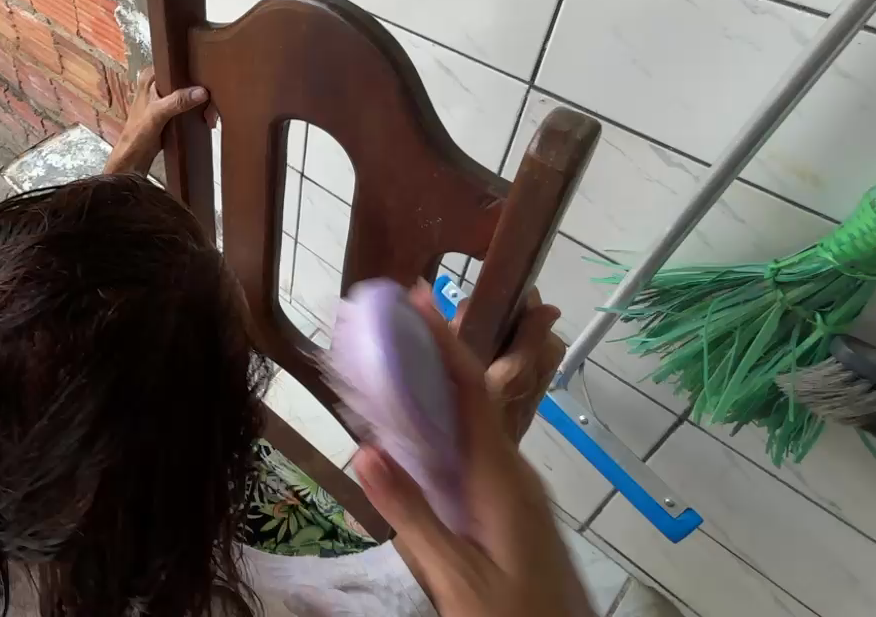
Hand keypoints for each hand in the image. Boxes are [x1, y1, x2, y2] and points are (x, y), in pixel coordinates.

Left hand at [102, 67, 211, 175]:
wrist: (134, 157)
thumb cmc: (139, 134)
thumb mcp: (158, 114)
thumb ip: (178, 101)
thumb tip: (202, 92)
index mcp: (150, 76)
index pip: (175, 64)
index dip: (192, 70)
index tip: (209, 79)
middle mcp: (157, 82)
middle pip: (185, 79)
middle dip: (200, 90)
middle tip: (212, 105)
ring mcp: (164, 96)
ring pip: (188, 92)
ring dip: (201, 102)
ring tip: (211, 115)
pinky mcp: (170, 109)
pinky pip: (188, 104)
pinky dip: (197, 111)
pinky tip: (207, 118)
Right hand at [353, 284, 592, 616]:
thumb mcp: (458, 578)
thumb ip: (413, 515)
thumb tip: (362, 448)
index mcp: (501, 476)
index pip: (471, 389)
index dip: (443, 338)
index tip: (418, 296)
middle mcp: (511, 468)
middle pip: (473, 391)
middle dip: (435, 346)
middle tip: (392, 315)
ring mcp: (512, 484)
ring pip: (472, 415)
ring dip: (436, 378)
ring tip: (393, 351)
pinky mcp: (506, 500)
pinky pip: (471, 439)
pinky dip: (440, 412)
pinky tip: (413, 419)